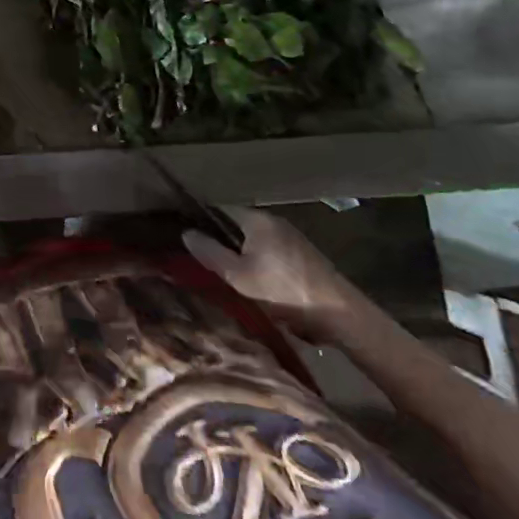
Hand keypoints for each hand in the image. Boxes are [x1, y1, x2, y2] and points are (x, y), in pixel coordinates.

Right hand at [182, 207, 363, 342]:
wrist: (337, 312)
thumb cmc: (283, 290)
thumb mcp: (238, 277)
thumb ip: (211, 253)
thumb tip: (186, 233)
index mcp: (258, 219)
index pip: (222, 207)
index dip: (201, 215)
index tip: (182, 226)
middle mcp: (275, 221)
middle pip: (237, 222)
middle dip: (218, 235)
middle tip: (196, 252)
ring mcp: (290, 237)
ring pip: (253, 238)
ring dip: (237, 249)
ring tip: (216, 265)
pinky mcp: (300, 255)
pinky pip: (267, 249)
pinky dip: (253, 257)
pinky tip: (245, 276)